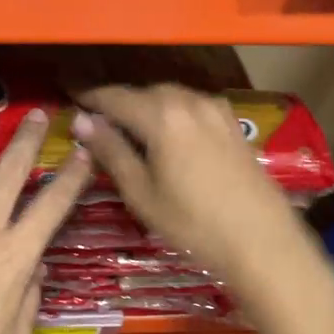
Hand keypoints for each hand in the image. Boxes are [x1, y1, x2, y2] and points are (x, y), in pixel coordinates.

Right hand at [71, 83, 325, 297]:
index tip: (72, 102)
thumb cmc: (192, 223)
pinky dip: (172, 113)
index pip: (115, 97)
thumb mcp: (140, 192)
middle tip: (97, 123)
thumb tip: (82, 122)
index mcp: (162, 117)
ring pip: (170, 97)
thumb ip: (111, 151)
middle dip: (119, 103)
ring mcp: (216, 111)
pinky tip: (167, 135)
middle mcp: (190, 103)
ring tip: (128, 129)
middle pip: (144, 92)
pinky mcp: (233, 125)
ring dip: (146, 106)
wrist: (261, 241)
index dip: (90, 98)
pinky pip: (192, 107)